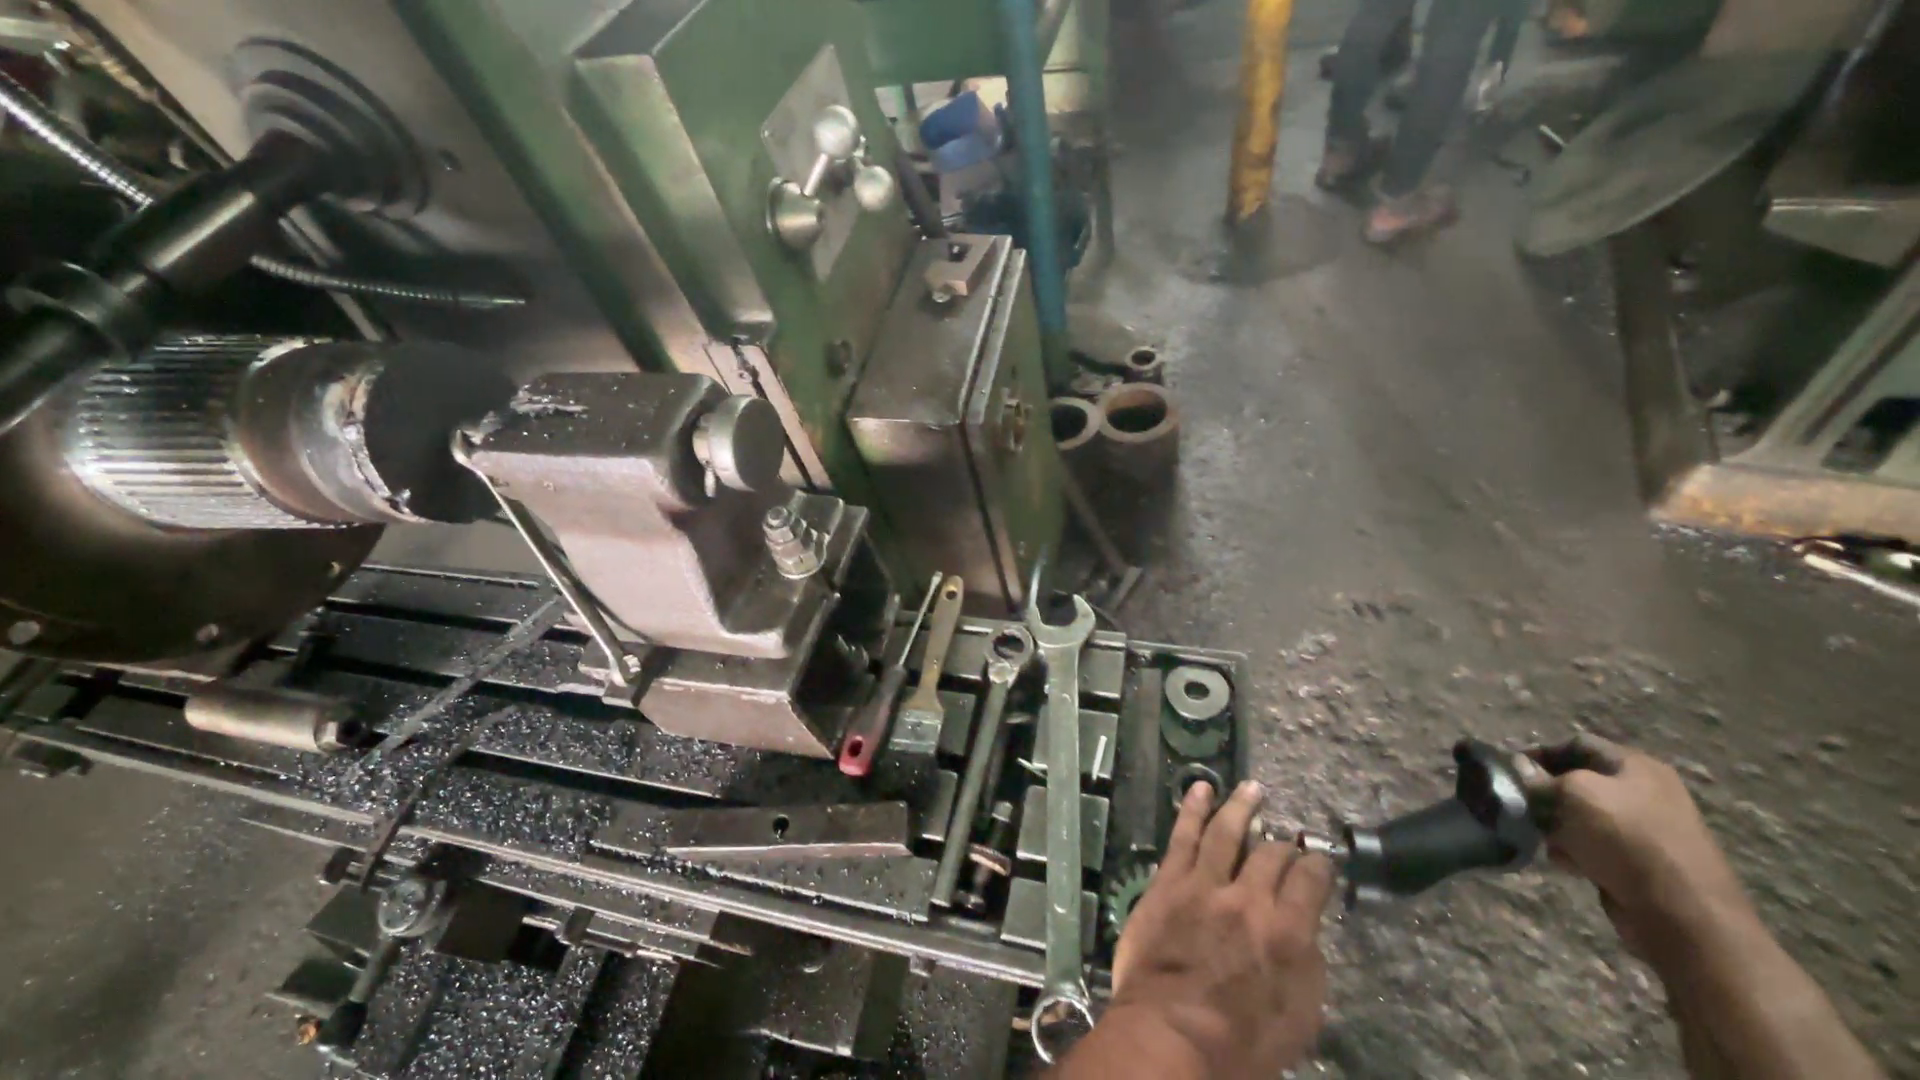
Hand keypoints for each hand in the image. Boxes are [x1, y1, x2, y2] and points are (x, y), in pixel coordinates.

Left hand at [1108, 780, 1335, 1079]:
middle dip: (1283, 843)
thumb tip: (1305, 931)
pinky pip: (1182, 837)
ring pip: (1227, 832)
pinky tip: (1201, 789)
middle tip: (1285, 839)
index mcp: (1288, 931)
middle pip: (1272, 853)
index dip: (1319, 865)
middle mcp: (1250, 898)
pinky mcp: (1168, 883)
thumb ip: (1307, 966)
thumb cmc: (1240, 1042)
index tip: (1318, 861)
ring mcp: (1204, 885)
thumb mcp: (1299, 1017)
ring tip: (1252, 788)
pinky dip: (1193, 809)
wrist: (1169, 1034)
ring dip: (1242, 807)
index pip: (1312, 878)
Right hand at [1514, 735, 1753, 954]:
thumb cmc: (1625, 838)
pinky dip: (1576, 850)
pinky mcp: (1640, 861)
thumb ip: (1541, 779)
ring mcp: (1645, 828)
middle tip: (1522, 807)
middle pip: (1579, 781)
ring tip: (1545, 840)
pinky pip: (1595, 845)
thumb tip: (1519, 768)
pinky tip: (1568, 864)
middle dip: (1547, 794)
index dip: (1541, 753)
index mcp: (1636, 766)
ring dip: (1558, 826)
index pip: (1577, 744)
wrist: (1681, 911)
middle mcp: (1644, 792)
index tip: (1509, 770)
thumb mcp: (1574, 795)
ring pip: (1583, 816)